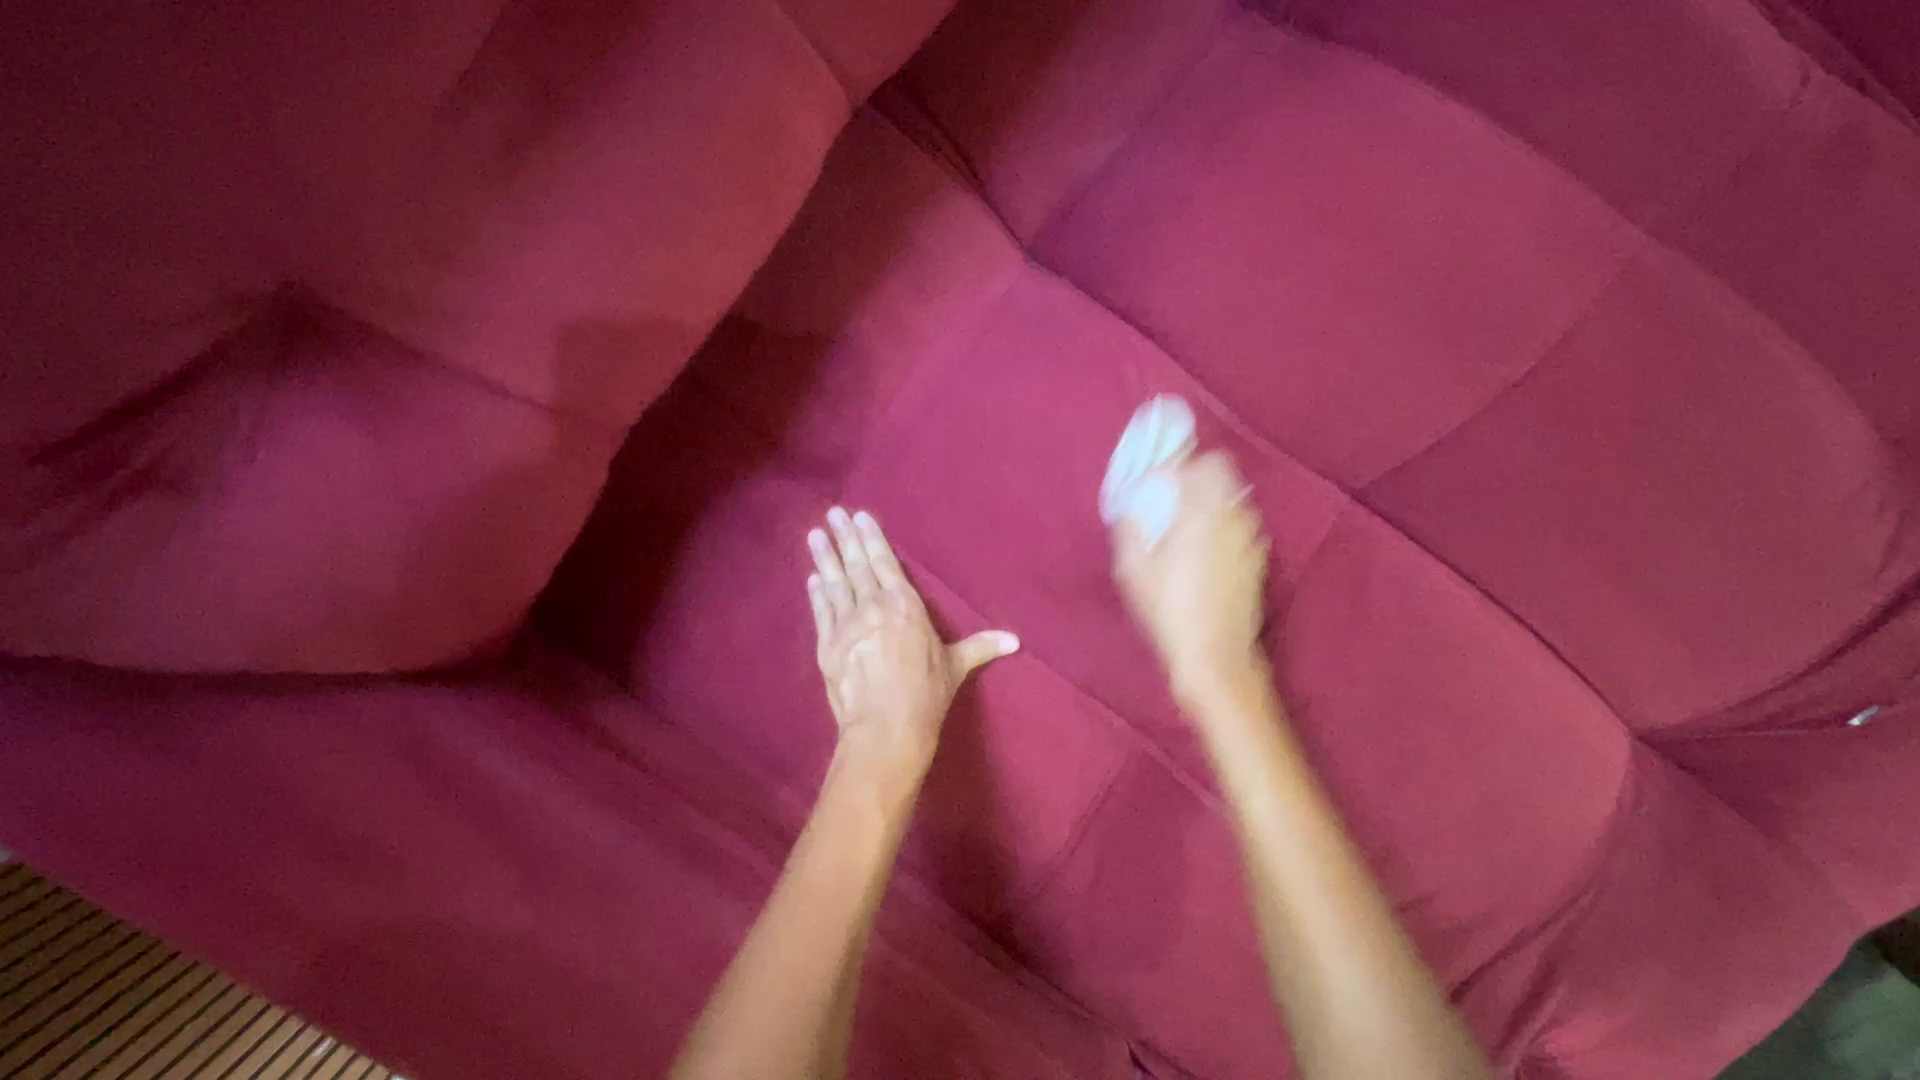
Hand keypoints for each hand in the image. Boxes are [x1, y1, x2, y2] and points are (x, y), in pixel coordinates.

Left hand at [807, 508, 1019, 797]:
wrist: (885, 727)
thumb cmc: (926, 694)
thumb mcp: (956, 667)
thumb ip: (981, 647)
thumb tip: (1015, 641)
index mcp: (905, 606)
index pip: (885, 563)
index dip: (872, 538)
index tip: (859, 518)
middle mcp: (873, 607)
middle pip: (857, 566)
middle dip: (845, 538)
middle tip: (833, 513)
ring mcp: (847, 625)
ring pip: (834, 583)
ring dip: (825, 557)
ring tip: (816, 534)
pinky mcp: (827, 646)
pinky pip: (822, 612)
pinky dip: (816, 593)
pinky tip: (812, 578)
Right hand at [1110, 452, 1269, 696]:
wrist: (1215, 655)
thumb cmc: (1169, 611)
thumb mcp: (1134, 570)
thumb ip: (1131, 526)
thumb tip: (1130, 505)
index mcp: (1201, 512)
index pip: (1192, 462)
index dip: (1168, 459)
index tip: (1151, 470)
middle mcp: (1232, 515)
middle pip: (1219, 469)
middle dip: (1193, 471)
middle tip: (1169, 489)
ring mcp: (1250, 536)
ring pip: (1232, 494)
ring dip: (1210, 495)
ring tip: (1185, 518)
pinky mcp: (1257, 557)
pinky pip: (1239, 521)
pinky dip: (1222, 520)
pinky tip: (1203, 546)